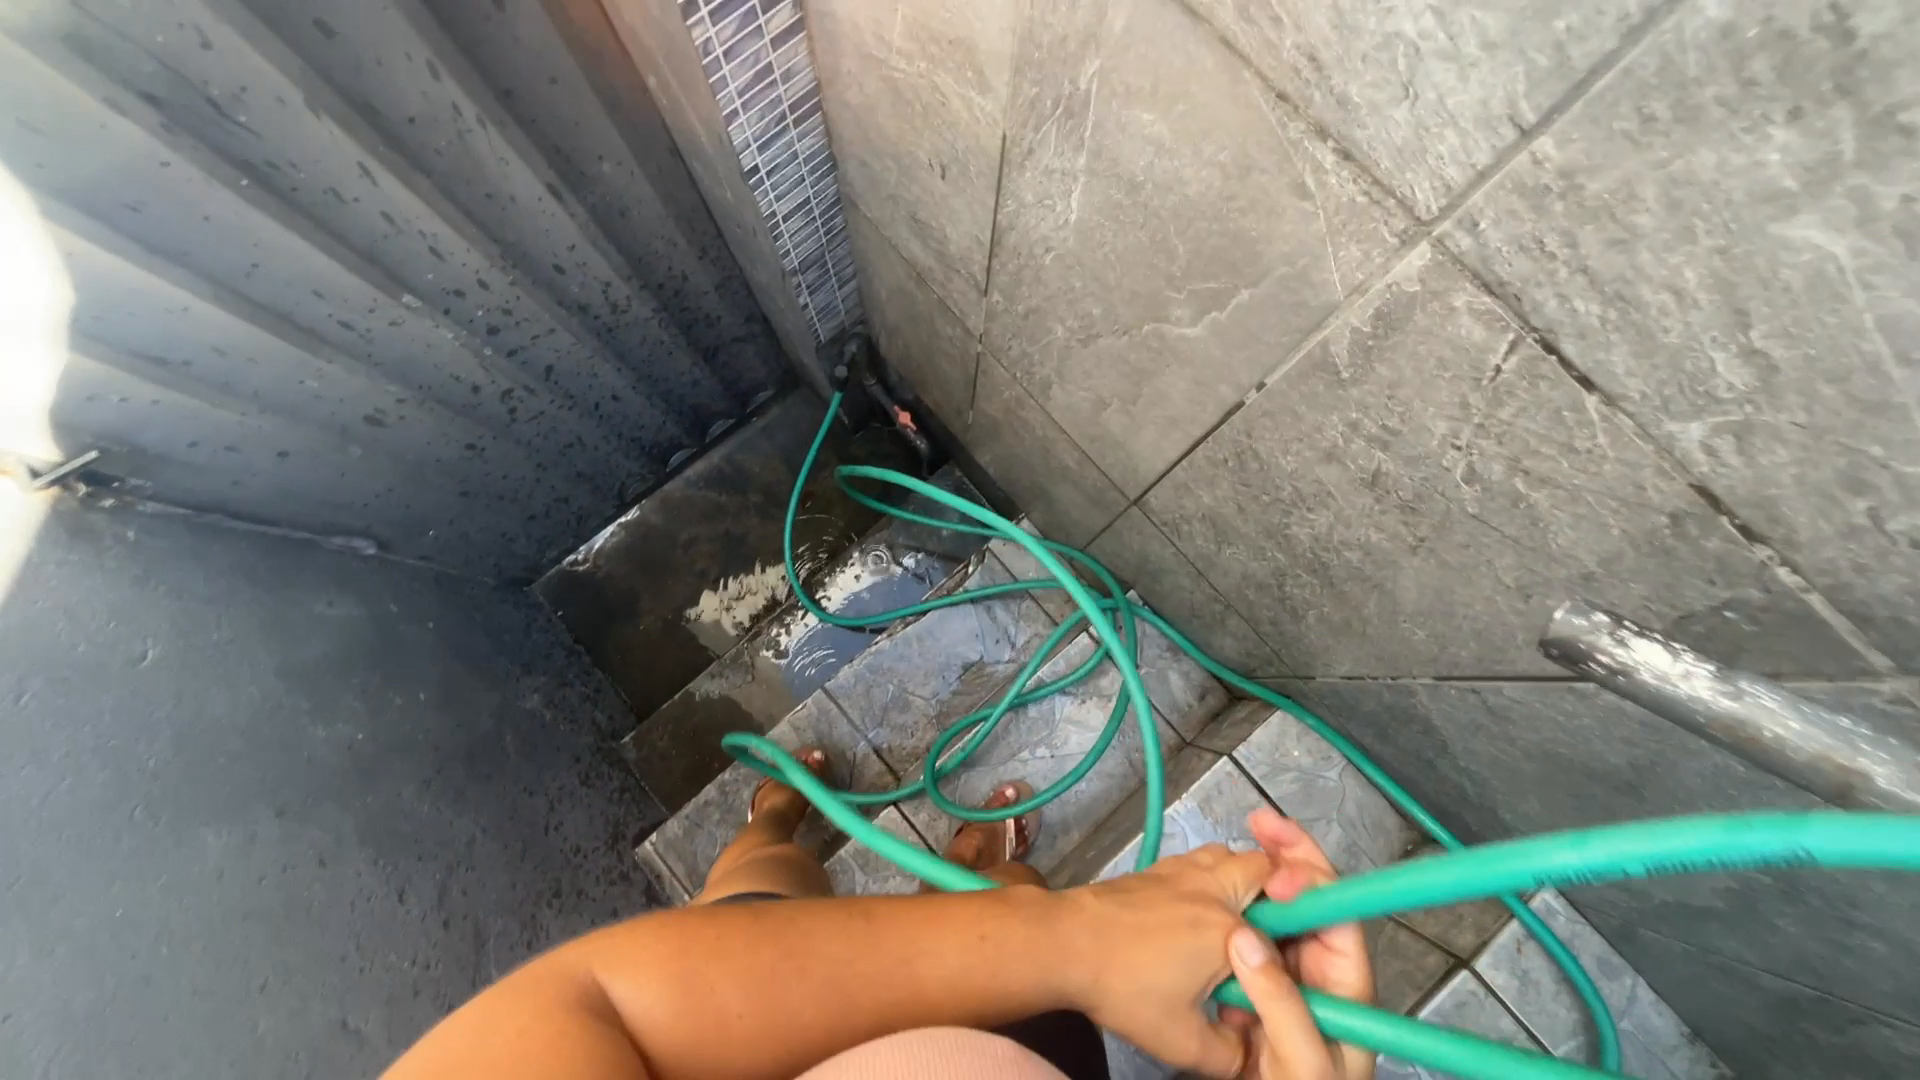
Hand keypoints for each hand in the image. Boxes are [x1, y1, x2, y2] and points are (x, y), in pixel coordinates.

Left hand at [1059, 844, 1270, 1076]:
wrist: (1064, 941)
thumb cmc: (1125, 987)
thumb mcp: (1182, 1042)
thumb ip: (1231, 1054)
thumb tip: (1253, 1053)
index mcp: (1228, 925)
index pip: (1285, 924)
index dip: (1295, 942)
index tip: (1291, 967)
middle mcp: (1210, 886)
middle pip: (1263, 867)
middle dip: (1279, 895)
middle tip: (1272, 937)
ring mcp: (1180, 870)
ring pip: (1228, 856)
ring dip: (1242, 881)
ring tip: (1238, 925)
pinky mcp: (1156, 868)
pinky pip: (1200, 861)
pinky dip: (1211, 878)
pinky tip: (1198, 914)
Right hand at [1220, 808, 1375, 1079]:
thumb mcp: (1300, 1062)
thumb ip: (1279, 1003)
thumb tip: (1244, 936)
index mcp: (1344, 987)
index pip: (1339, 921)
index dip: (1316, 883)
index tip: (1281, 865)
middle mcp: (1319, 968)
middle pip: (1310, 899)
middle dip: (1290, 856)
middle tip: (1260, 822)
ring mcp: (1287, 968)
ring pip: (1276, 909)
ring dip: (1260, 870)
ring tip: (1246, 836)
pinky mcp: (1255, 974)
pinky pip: (1246, 929)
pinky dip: (1234, 901)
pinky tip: (1220, 879)